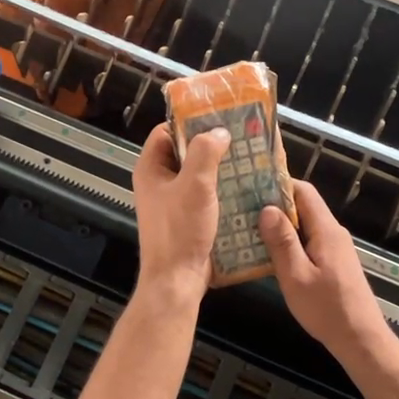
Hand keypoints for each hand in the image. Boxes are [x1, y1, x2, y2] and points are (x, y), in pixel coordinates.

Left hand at [134, 124, 231, 298]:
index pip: (165, 132)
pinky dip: (222, 190)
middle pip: (185, 152)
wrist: (177, 280)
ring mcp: (172, 202)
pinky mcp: (187, 219)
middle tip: (240, 137)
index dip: (189, 123)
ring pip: (197, 175)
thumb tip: (219, 131)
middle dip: (211, 145)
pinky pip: (205, 196)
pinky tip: (245, 188)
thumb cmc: (180, 230)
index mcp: (150, 169)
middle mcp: (158, 183)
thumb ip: (206, 153)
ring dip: (220, 168)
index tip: (217, 118)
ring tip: (248, 159)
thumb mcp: (195, 185)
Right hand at [259, 182, 387, 355]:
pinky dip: (288, 242)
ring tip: (248, 229)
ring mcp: (334, 249)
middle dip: (274, 205)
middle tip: (242, 209)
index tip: (251, 187)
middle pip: (303, 207)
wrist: (360, 339)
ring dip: (279, 226)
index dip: (278, 184)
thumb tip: (267, 208)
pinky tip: (268, 253)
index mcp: (326, 230)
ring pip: (304, 226)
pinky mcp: (333, 263)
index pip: (304, 191)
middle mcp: (333, 233)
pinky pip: (308, 242)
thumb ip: (282, 241)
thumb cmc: (327, 309)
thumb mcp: (296, 276)